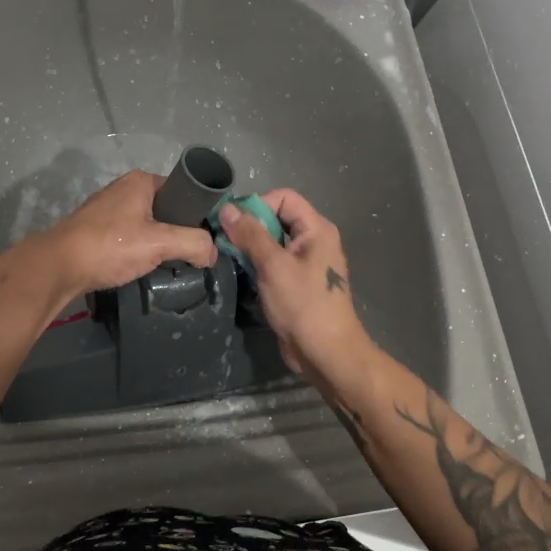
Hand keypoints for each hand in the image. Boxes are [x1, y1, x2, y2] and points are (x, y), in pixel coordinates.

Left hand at [37, 171, 218, 295]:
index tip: (206, 240)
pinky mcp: (97, 231)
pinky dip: (139, 251)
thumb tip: (212, 253)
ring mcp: (108, 210)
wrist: (60, 266)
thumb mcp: (160, 243)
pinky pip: (130, 238)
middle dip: (179, 233)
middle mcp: (125, 189)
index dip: (197, 215)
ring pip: (148, 226)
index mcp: (142, 181)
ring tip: (168, 265)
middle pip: (166, 210)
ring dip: (158, 245)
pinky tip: (143, 268)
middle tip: (190, 257)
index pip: (183, 192)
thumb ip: (193, 244)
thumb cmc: (111, 245)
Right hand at [219, 189, 373, 383]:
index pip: (283, 198)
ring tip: (228, 257)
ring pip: (272, 242)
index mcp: (317, 229)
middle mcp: (314, 241)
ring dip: (250, 247)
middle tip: (224, 240)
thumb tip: (227, 209)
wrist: (326, 353)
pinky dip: (256, 264)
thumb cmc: (304, 305)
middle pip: (277, 218)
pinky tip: (240, 274)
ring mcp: (306, 263)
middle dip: (249, 226)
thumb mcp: (273, 266)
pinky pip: (274, 262)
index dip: (257, 204)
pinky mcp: (296, 283)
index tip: (232, 223)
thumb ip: (250, 234)